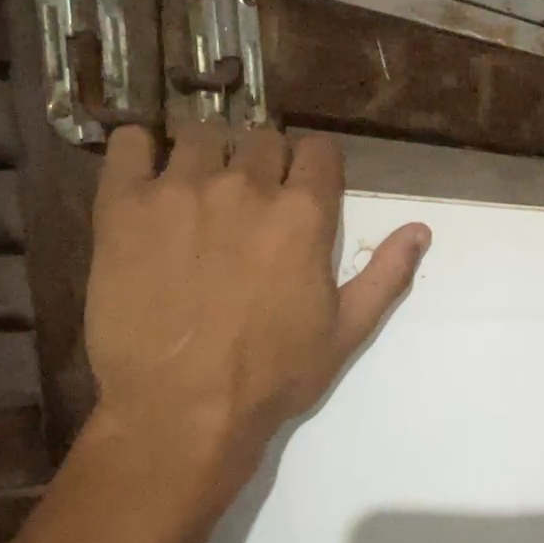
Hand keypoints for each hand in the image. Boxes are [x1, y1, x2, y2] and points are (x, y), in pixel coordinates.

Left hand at [82, 122, 429, 482]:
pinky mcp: (123, 205)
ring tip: (200, 193)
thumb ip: (386, 275)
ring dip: (209, 155)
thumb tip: (421, 230)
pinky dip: (140, 152)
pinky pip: (129, 144)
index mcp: (303, 215)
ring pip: (200, 135)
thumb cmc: (274, 375)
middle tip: (253, 204)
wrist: (183, 407)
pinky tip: (147, 181)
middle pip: (262, 138)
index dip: (317, 168)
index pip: (319, 151)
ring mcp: (180, 191)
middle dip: (266, 162)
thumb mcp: (347, 332)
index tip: (308, 190)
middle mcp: (245, 187)